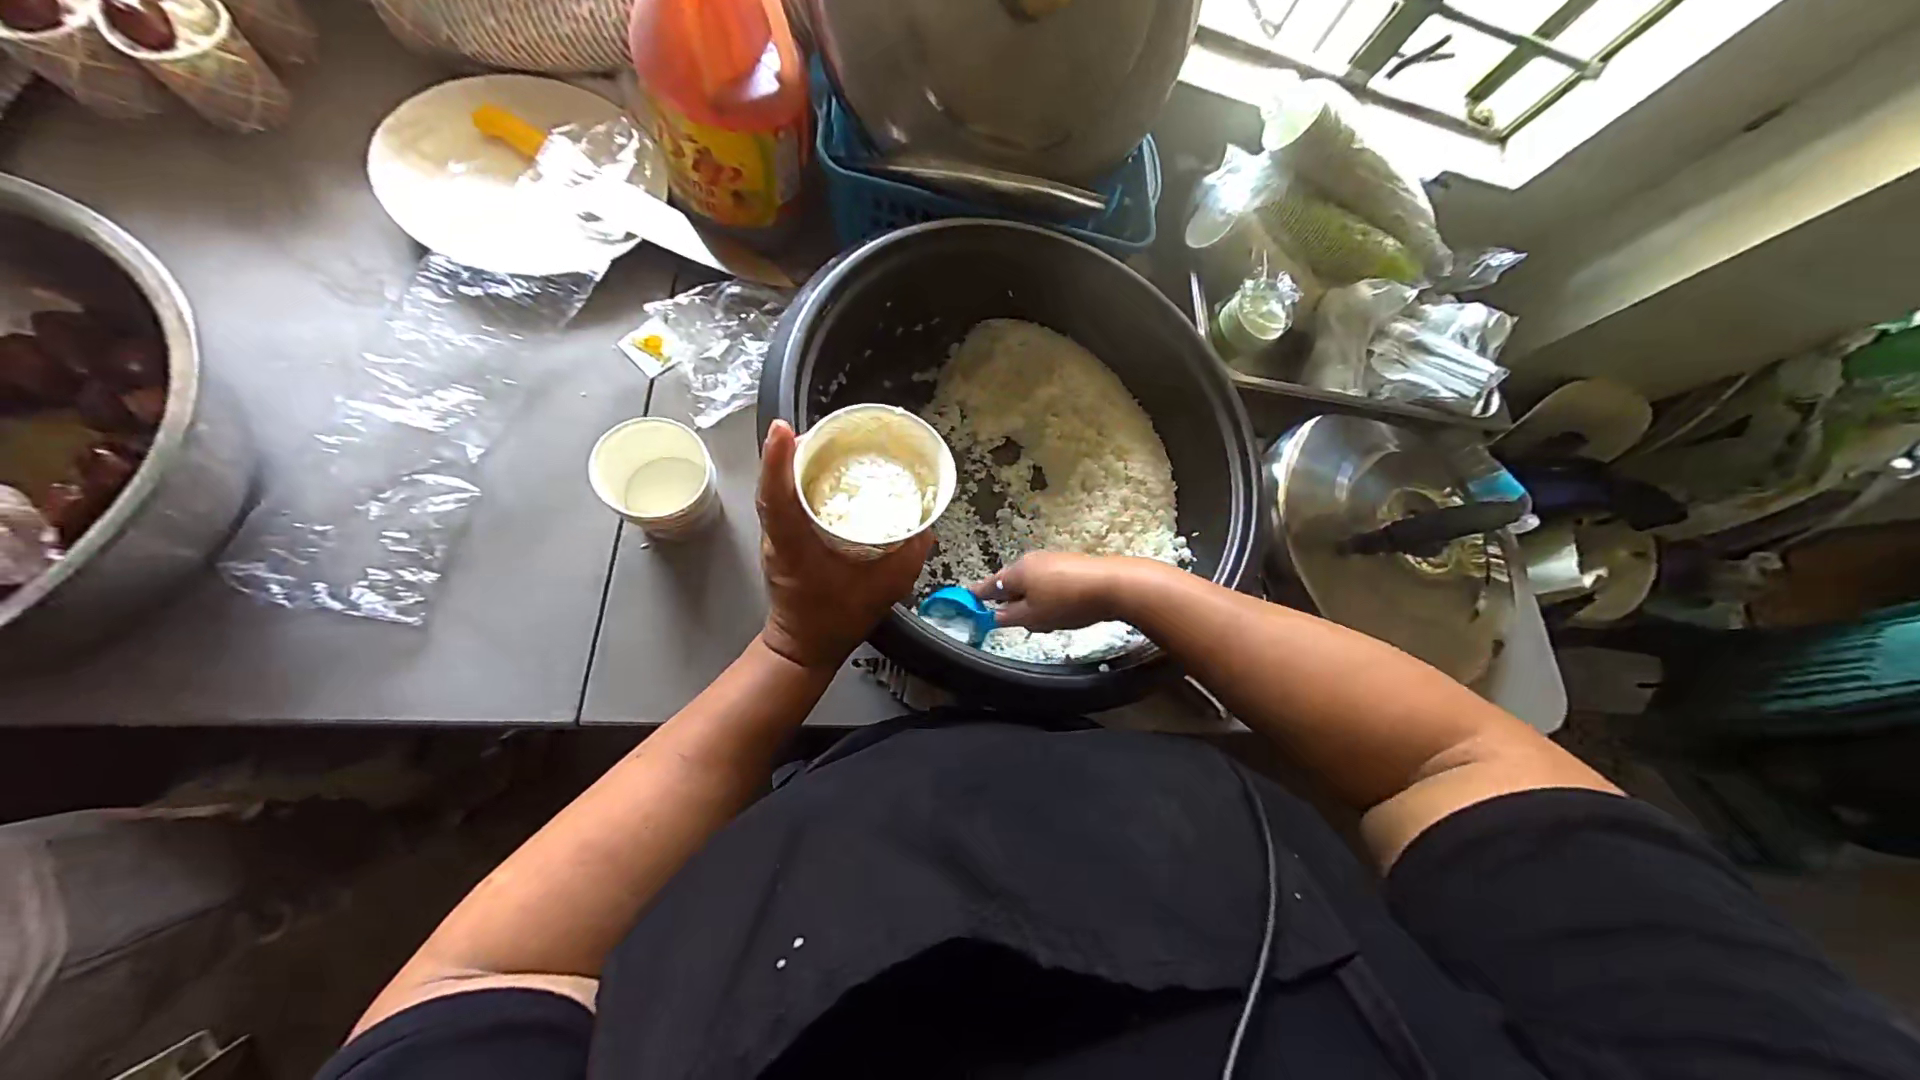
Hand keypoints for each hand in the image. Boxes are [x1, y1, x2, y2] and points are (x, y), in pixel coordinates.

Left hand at [757, 420, 932, 669]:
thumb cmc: (836, 620)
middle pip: (776, 483)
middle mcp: (778, 537)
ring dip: (798, 462)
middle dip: (797, 449)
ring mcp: (776, 537)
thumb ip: (908, 556)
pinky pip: (786, 499)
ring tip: (829, 442)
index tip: (784, 429)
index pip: (777, 499)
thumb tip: (927, 524)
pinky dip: (801, 479)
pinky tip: (827, 473)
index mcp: (795, 548)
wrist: (804, 646)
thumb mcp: (884, 590)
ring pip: (779, 488)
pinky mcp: (781, 538)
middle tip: (829, 429)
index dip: (777, 462)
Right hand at [972, 552, 1152, 630]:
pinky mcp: (1071, 565)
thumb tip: (995, 615)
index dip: (978, 596)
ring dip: (1032, 601)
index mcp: (1016, 571)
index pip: (988, 585)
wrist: (1114, 585)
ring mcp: (1052, 560)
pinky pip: (1049, 582)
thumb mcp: (1033, 617)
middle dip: (1011, 602)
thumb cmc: (1068, 602)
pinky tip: (1062, 610)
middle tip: (1018, 621)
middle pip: (1011, 583)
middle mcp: (1030, 560)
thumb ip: (1009, 617)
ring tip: (1046, 620)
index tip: (968, 601)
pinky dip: (1048, 596)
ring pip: (1031, 584)